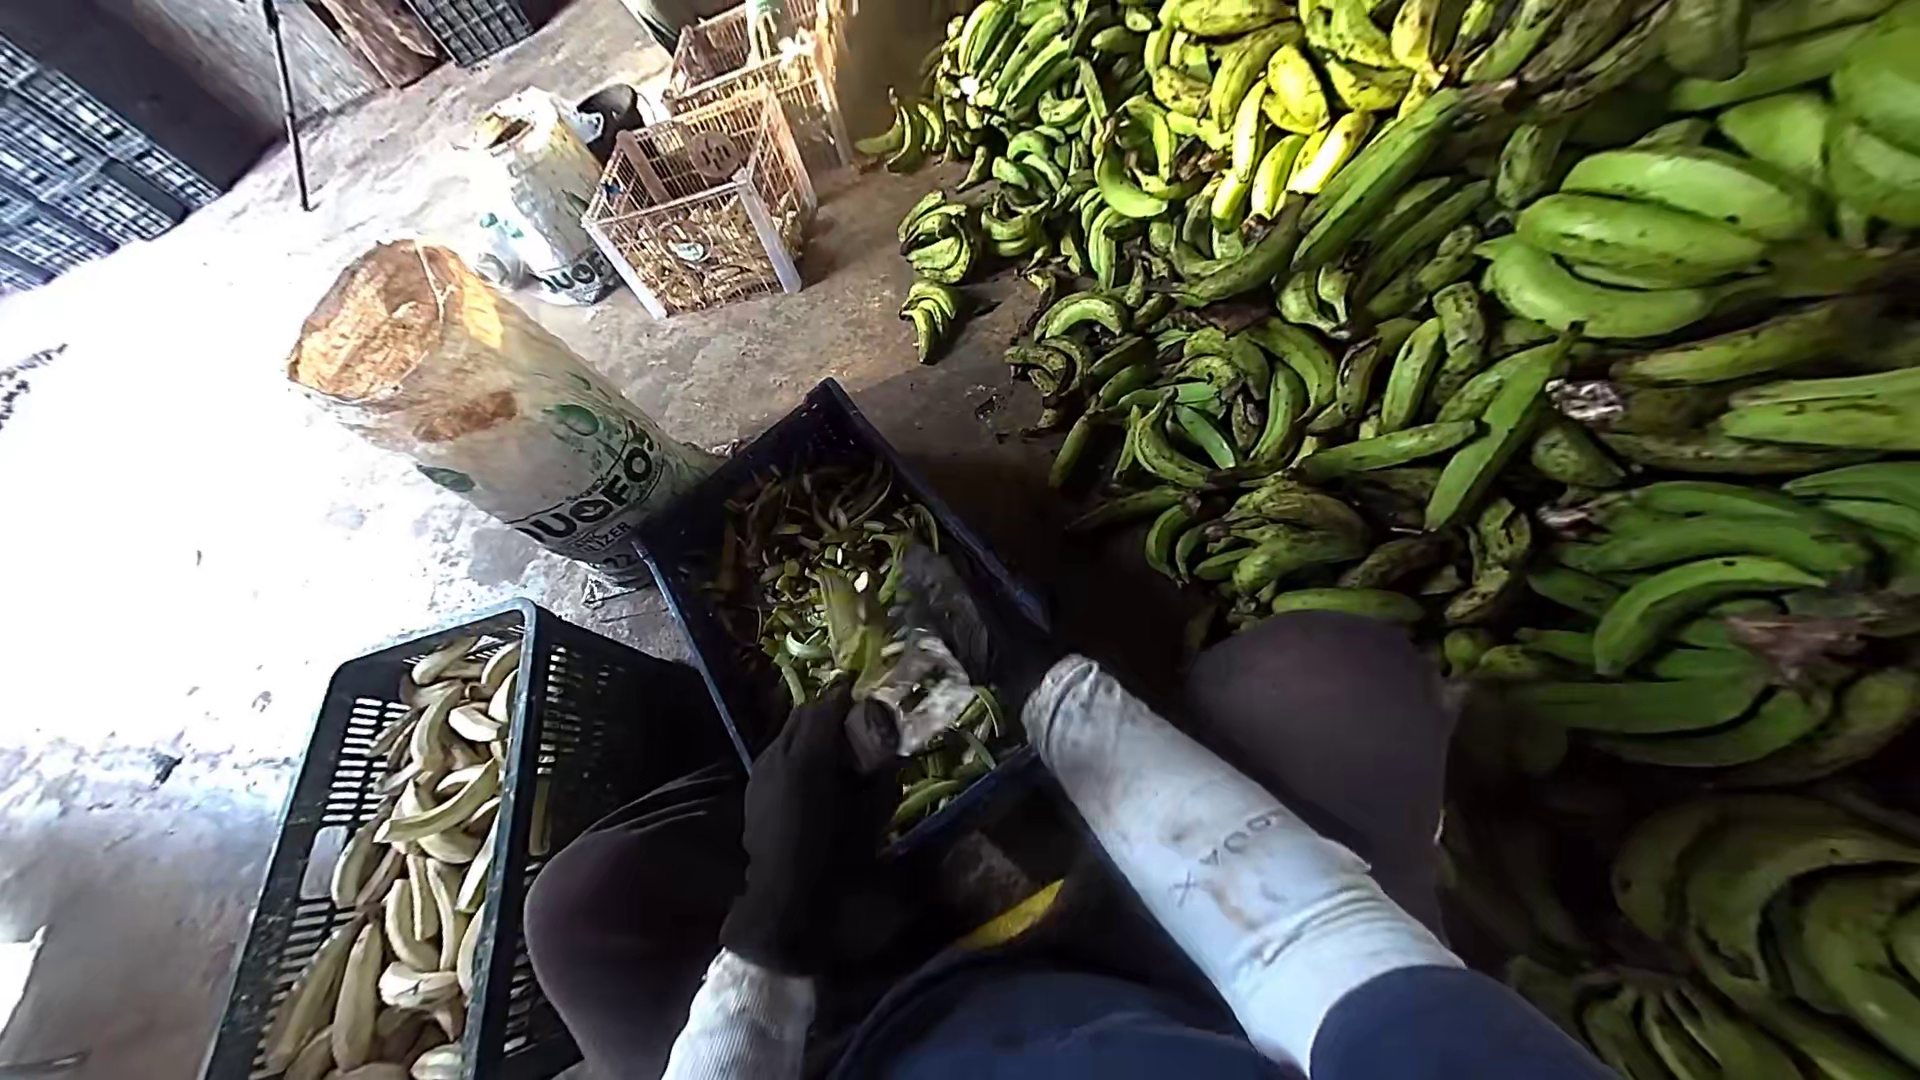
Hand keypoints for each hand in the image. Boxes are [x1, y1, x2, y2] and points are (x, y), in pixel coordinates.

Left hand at [720, 685, 895, 973]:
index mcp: (809, 759)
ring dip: (812, 726)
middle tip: (852, 715)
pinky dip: (797, 746)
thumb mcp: (870, 812)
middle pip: (804, 712)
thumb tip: (890, 747)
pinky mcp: (754, 783)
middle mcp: (779, 755)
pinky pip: (779, 749)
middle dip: (828, 707)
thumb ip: (881, 774)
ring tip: (833, 741)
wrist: (781, 898)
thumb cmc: (833, 857)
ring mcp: (761, 768)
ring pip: (788, 729)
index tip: (863, 690)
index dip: (846, 695)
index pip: (826, 708)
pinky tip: (811, 767)